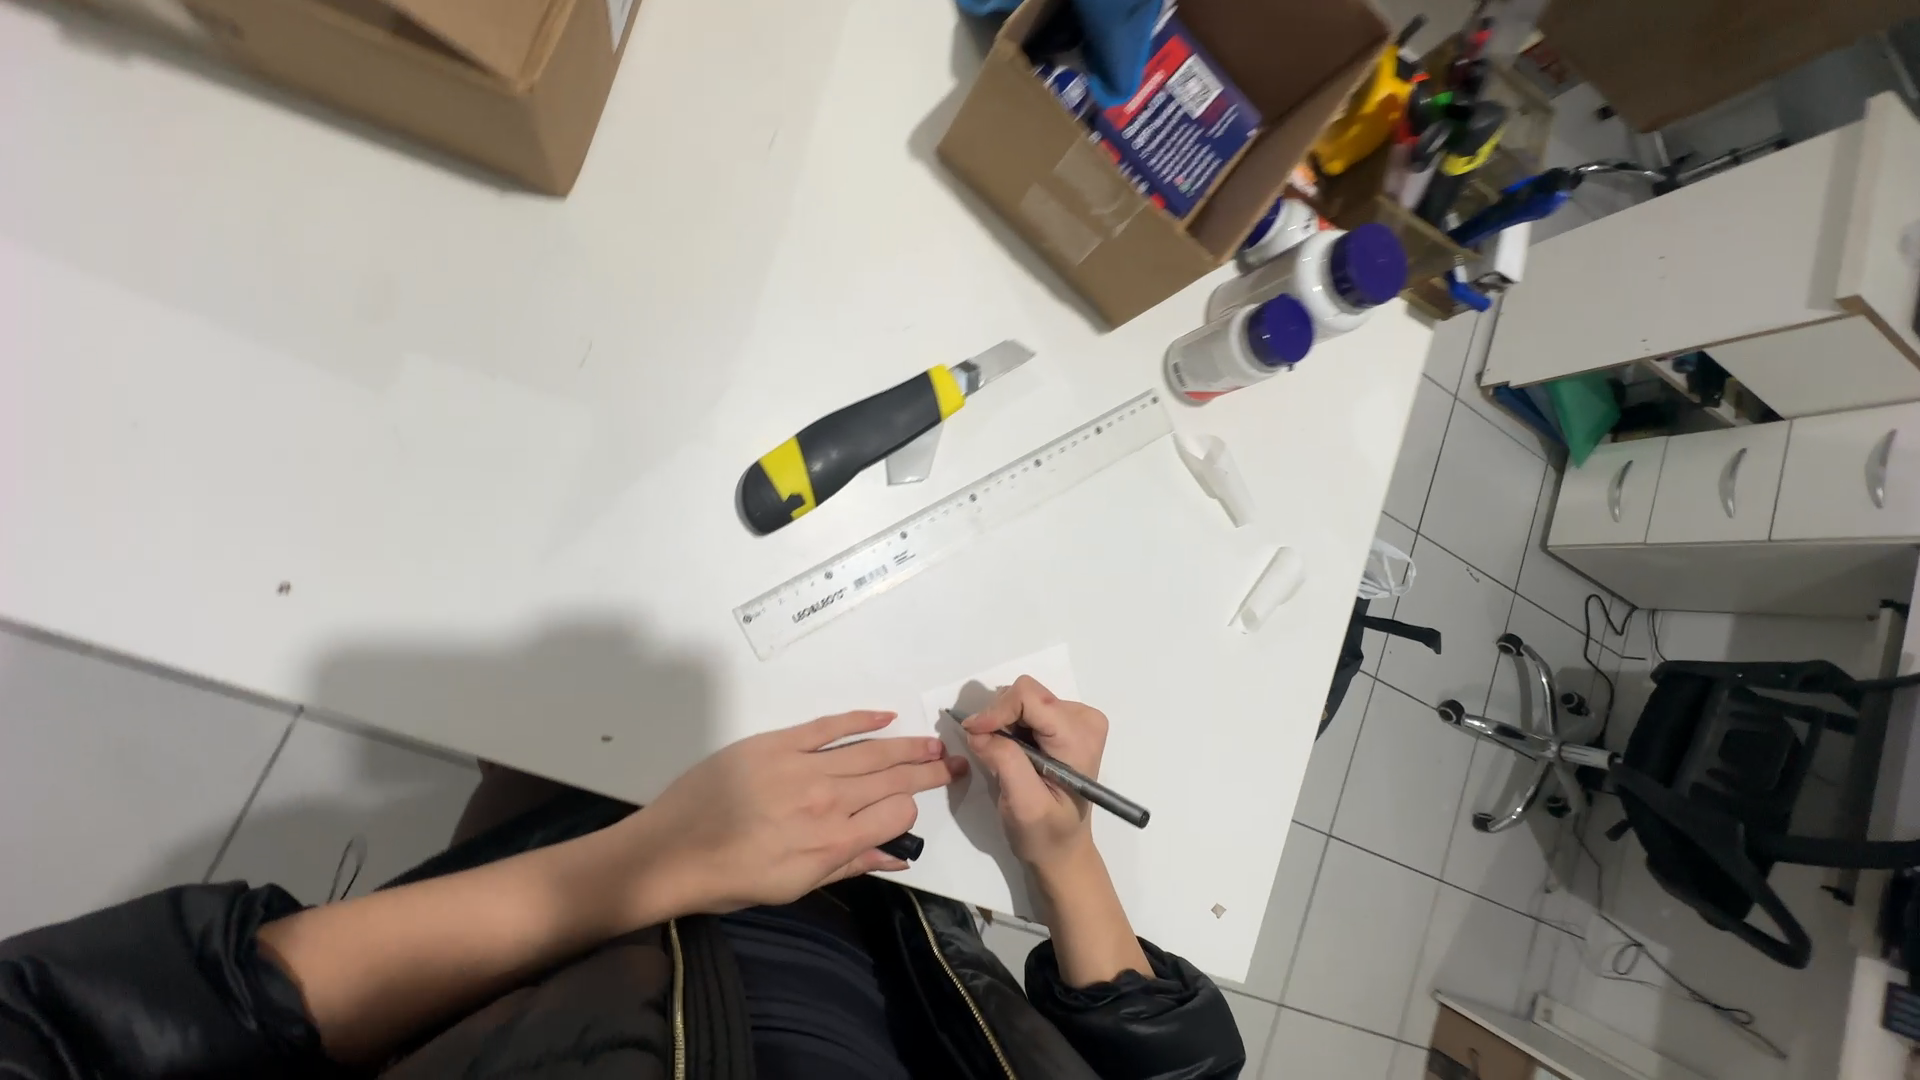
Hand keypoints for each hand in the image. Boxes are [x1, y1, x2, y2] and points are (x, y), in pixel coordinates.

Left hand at [613, 711, 966, 914]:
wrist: (671, 851)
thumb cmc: (732, 879)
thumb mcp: (795, 887)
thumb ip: (850, 866)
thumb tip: (898, 856)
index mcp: (833, 841)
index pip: (896, 813)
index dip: (911, 807)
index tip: (919, 800)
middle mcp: (828, 800)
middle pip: (892, 778)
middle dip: (928, 770)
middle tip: (953, 761)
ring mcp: (804, 766)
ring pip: (870, 751)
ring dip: (905, 746)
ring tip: (931, 742)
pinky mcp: (779, 743)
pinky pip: (829, 726)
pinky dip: (860, 720)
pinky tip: (884, 717)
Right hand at [959, 676, 1107, 872]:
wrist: (1062, 849)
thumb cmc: (1046, 834)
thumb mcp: (1024, 805)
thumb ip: (1005, 762)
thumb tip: (977, 730)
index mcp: (1080, 737)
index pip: (1030, 697)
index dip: (996, 711)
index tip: (974, 733)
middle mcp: (1083, 719)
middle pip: (1025, 694)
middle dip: (999, 718)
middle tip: (987, 750)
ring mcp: (1075, 719)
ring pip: (1022, 698)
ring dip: (1003, 723)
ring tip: (1003, 756)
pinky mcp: (1063, 722)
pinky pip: (1025, 707)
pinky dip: (1009, 725)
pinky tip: (1012, 751)